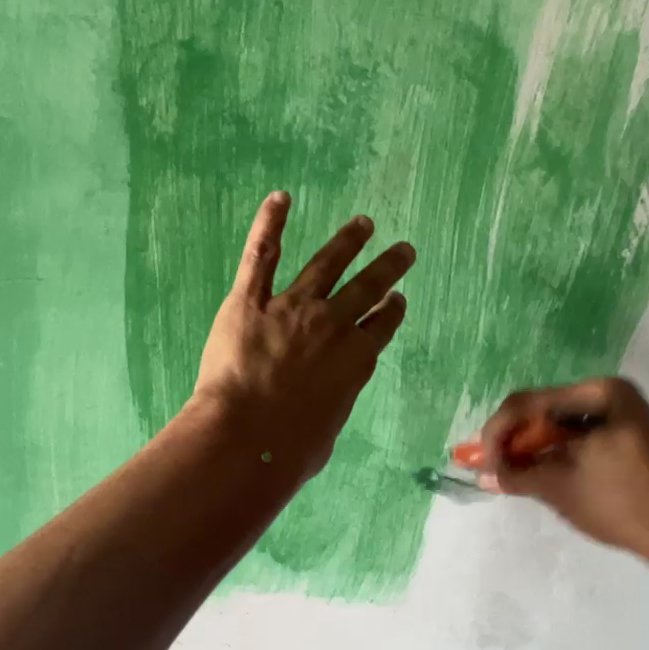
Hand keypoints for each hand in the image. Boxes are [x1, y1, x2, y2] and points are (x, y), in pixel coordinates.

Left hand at [191, 192, 414, 479]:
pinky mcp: (250, 300)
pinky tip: (281, 198)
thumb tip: (318, 405)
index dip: (391, 310)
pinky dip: (271, 224)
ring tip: (362, 224)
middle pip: (366, 289)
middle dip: (386, 267)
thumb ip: (328, 407)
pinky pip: (262, 254)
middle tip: (402, 249)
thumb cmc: (288, 451)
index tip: (399, 297)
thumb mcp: (325, 432)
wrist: (246, 437)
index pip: (380, 326)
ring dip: (346, 242)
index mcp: (355, 360)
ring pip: (325, 265)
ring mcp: (292, 307)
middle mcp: (331, 325)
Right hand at [477, 378, 648, 565]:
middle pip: (542, 410)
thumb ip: (517, 474)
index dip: (498, 433)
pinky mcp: (627, 434)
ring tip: (509, 473)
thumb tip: (482, 473)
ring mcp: (622, 413)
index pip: (528, 403)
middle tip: (489, 467)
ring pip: (558, 424)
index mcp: (599, 392)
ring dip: (531, 448)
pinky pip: (578, 436)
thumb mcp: (560, 487)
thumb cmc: (624, 505)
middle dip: (513, 440)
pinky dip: (555, 452)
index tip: (480, 464)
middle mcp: (610, 392)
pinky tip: (539, 472)